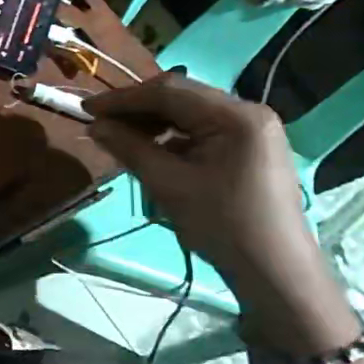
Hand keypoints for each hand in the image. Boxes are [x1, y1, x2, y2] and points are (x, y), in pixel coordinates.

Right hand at [83, 72, 325, 290]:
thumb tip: (95, 126)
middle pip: (182, 98)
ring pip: (190, 114)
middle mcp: (248, 111)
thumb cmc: (223, 226)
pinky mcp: (250, 148)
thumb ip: (130, 148)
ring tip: (120, 138)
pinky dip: (173, 138)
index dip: (124, 98)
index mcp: (236, 115)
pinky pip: (203, 131)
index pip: (169, 91)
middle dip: (138, 109)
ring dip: (153, 123)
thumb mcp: (169, 185)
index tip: (87, 109)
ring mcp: (252, 129)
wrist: (276, 272)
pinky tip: (150, 150)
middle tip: (100, 124)